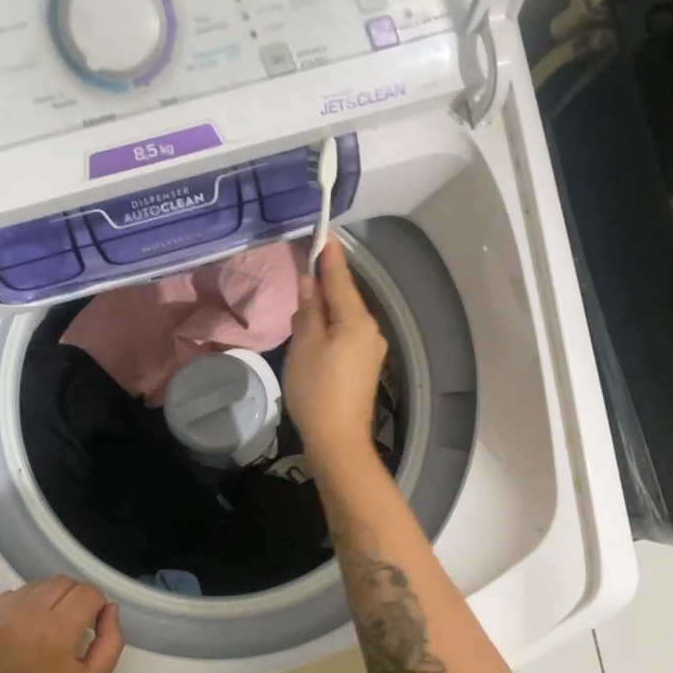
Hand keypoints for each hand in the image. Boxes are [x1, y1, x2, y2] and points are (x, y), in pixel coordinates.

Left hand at [0, 576, 126, 672]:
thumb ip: (111, 642)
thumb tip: (110, 608)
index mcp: (57, 630)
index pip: (88, 592)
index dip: (96, 604)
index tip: (91, 623)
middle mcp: (26, 612)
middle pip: (63, 582)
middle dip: (74, 598)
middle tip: (69, 625)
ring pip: (36, 586)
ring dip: (47, 600)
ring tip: (43, 628)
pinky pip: (10, 595)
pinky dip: (21, 606)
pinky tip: (19, 632)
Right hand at [285, 238, 387, 466]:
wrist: (337, 440)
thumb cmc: (317, 390)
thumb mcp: (305, 344)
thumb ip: (308, 309)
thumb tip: (310, 282)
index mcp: (357, 320)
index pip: (340, 278)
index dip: (329, 256)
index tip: (323, 233)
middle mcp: (370, 330)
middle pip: (345, 298)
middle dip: (324, 284)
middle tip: (302, 267)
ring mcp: (370, 351)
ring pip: (345, 318)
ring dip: (325, 308)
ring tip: (301, 303)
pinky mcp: (364, 368)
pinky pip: (346, 336)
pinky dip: (330, 328)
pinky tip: (314, 332)